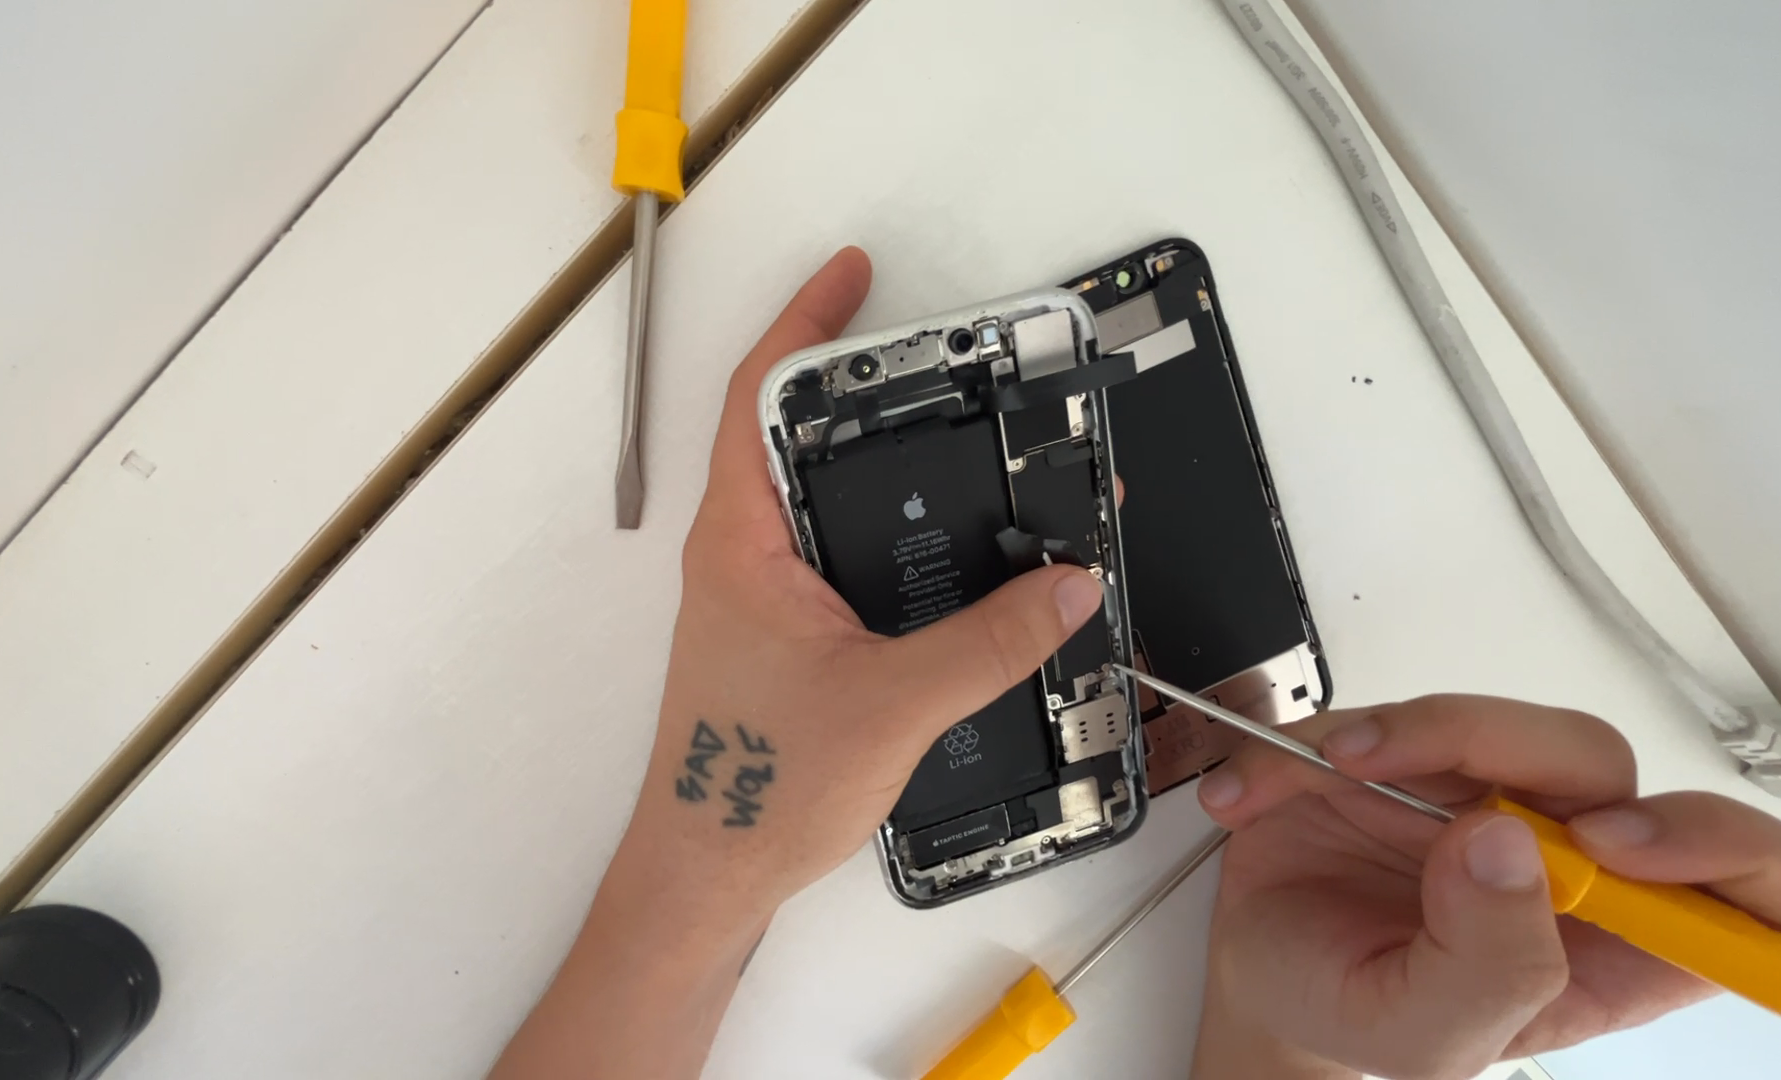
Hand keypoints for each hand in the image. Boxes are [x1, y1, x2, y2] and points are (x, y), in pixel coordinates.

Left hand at [494, 248, 1103, 1079]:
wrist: (709, 874)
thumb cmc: (766, 787)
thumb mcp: (893, 704)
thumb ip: (991, 642)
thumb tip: (1072, 584)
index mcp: (741, 538)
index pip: (758, 397)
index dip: (805, 324)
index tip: (854, 274)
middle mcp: (740, 550)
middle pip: (790, 432)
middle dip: (853, 383)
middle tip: (928, 357)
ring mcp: (756, 589)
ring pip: (811, 493)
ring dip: (865, 457)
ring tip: (943, 437)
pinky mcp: (778, 627)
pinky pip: (826, 547)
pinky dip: (872, 523)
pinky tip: (928, 540)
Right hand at [1189, 695, 1780, 1079]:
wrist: (1258, 974)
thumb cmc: (1352, 1013)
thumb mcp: (1424, 1029)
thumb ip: (1491, 963)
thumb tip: (1508, 843)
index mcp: (1611, 935)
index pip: (1747, 879)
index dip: (1715, 843)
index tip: (1611, 844)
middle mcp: (1548, 849)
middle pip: (1576, 755)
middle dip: (1470, 738)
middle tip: (1366, 762)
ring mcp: (1460, 794)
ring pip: (1454, 719)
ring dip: (1348, 737)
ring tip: (1265, 790)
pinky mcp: (1380, 760)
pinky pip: (1344, 722)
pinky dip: (1278, 751)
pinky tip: (1240, 798)